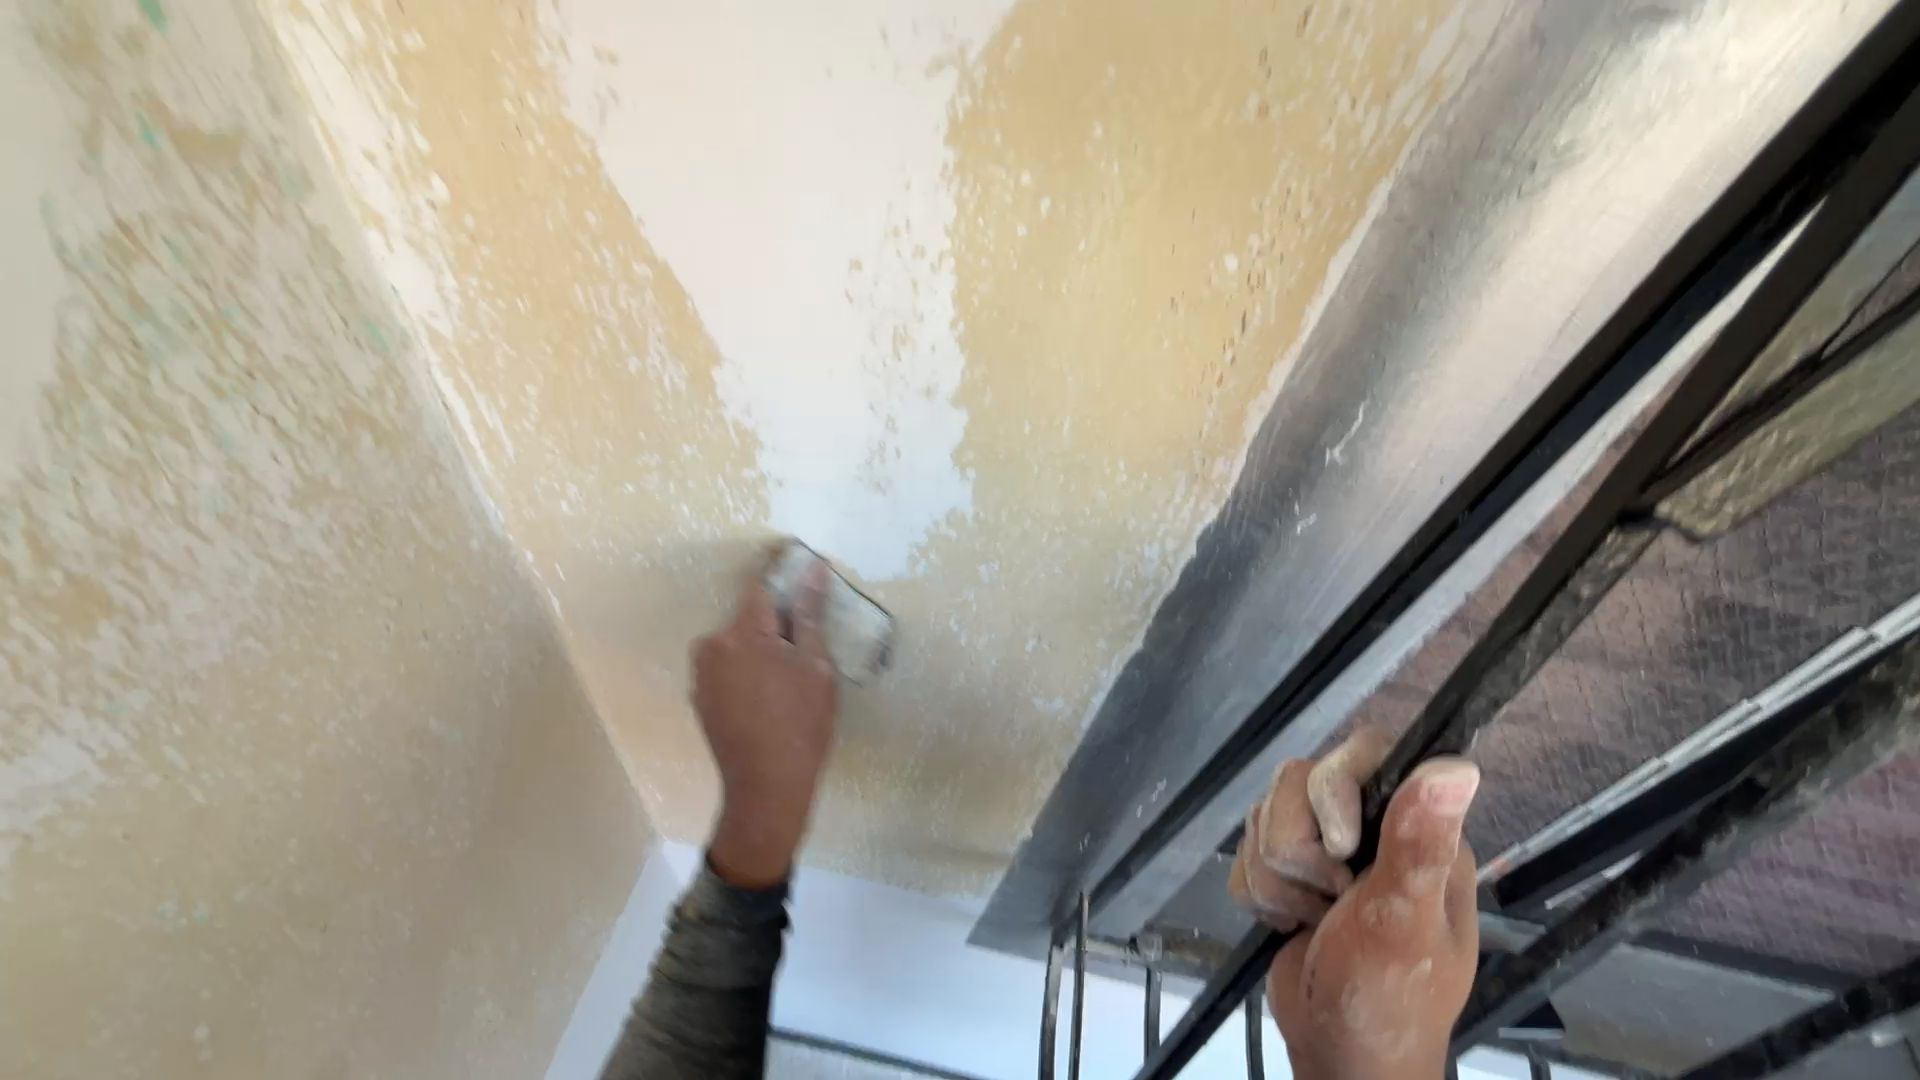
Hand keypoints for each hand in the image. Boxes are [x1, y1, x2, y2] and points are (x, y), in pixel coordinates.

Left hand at [693, 546, 838, 888]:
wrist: (767, 788)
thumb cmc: (802, 723)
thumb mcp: (817, 665)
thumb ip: (811, 614)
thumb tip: (812, 570)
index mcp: (743, 631)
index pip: (760, 583)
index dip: (781, 572)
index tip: (800, 564)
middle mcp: (712, 644)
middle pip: (748, 615)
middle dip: (775, 620)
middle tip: (806, 645)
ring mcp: (701, 673)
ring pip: (737, 642)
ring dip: (760, 646)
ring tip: (789, 677)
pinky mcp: (699, 697)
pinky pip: (727, 667)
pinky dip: (747, 670)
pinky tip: (769, 697)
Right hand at [1229, 729, 1480, 1079]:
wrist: (1337, 1059)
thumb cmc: (1384, 1000)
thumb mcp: (1403, 924)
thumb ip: (1417, 844)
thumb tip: (1462, 765)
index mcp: (1415, 829)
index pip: (1362, 754)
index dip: (1332, 789)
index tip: (1338, 848)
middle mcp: (1369, 827)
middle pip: (1295, 783)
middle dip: (1297, 852)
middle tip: (1331, 900)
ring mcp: (1323, 849)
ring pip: (1262, 817)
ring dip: (1276, 881)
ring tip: (1310, 920)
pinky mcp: (1286, 873)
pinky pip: (1243, 852)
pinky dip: (1258, 896)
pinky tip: (1287, 925)